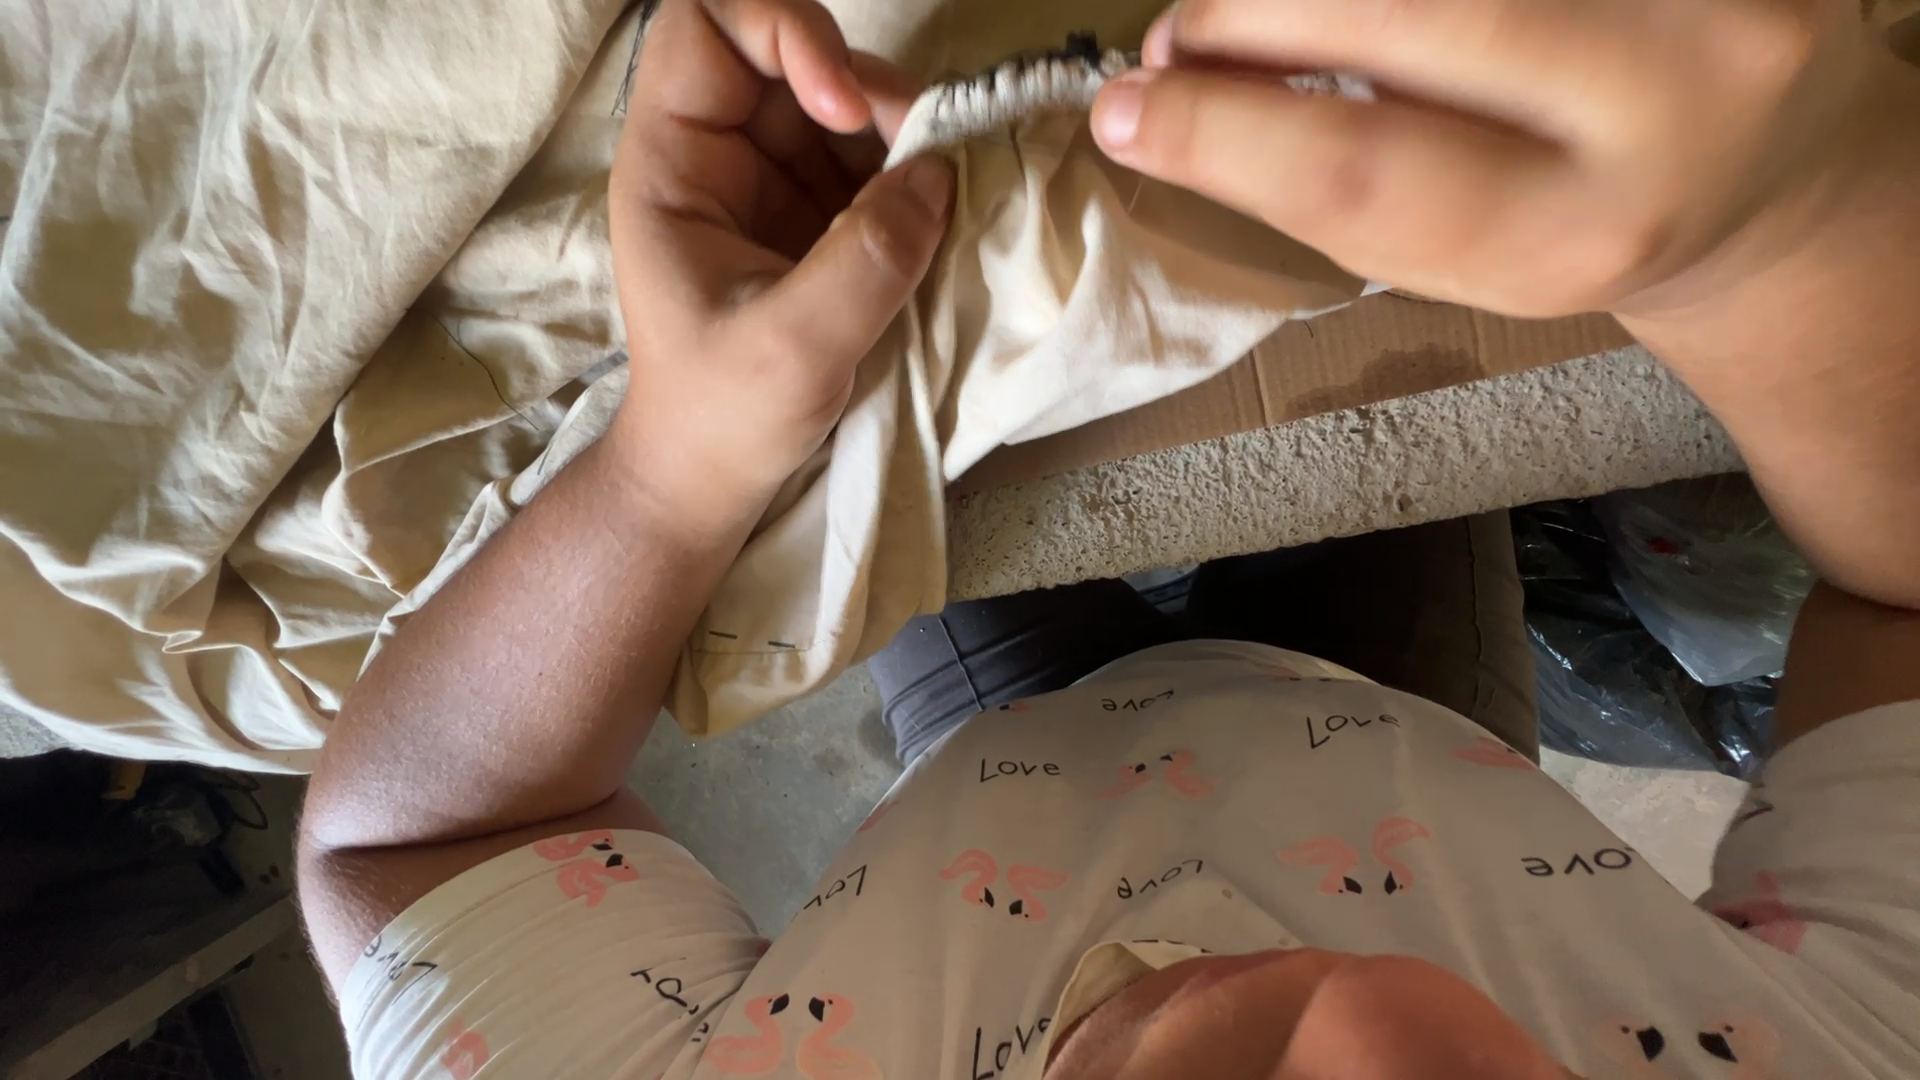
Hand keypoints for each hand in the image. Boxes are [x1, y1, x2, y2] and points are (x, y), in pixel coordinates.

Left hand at [609, 0, 953, 520]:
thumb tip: (938, 176)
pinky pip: (871, 175)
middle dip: (869, 96)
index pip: (709, 30)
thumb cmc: (727, 415)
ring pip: (845, 118)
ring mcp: (774, 195)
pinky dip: (911, 185)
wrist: (718, 475)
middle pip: (796, 65)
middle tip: (930, 152)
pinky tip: (934, 219)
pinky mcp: (817, 232)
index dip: (783, 35)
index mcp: (675, 167)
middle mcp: (723, 162)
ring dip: (901, 141)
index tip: (844, 111)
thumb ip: (867, 259)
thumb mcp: (795, 346)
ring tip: (940, 194)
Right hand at [1090, 0, 1898, 317]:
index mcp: (1562, 231)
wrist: (1752, 169)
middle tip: (1176, 37)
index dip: (1226, 134)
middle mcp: (1669, 89)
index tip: (1122, 111)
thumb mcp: (1433, 255)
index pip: (1364, 171)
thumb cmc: (1548, 233)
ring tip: (1239, 18)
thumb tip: (1181, 110)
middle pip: (1428, 12)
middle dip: (1262, 17)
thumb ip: (1327, 186)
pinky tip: (1330, 12)